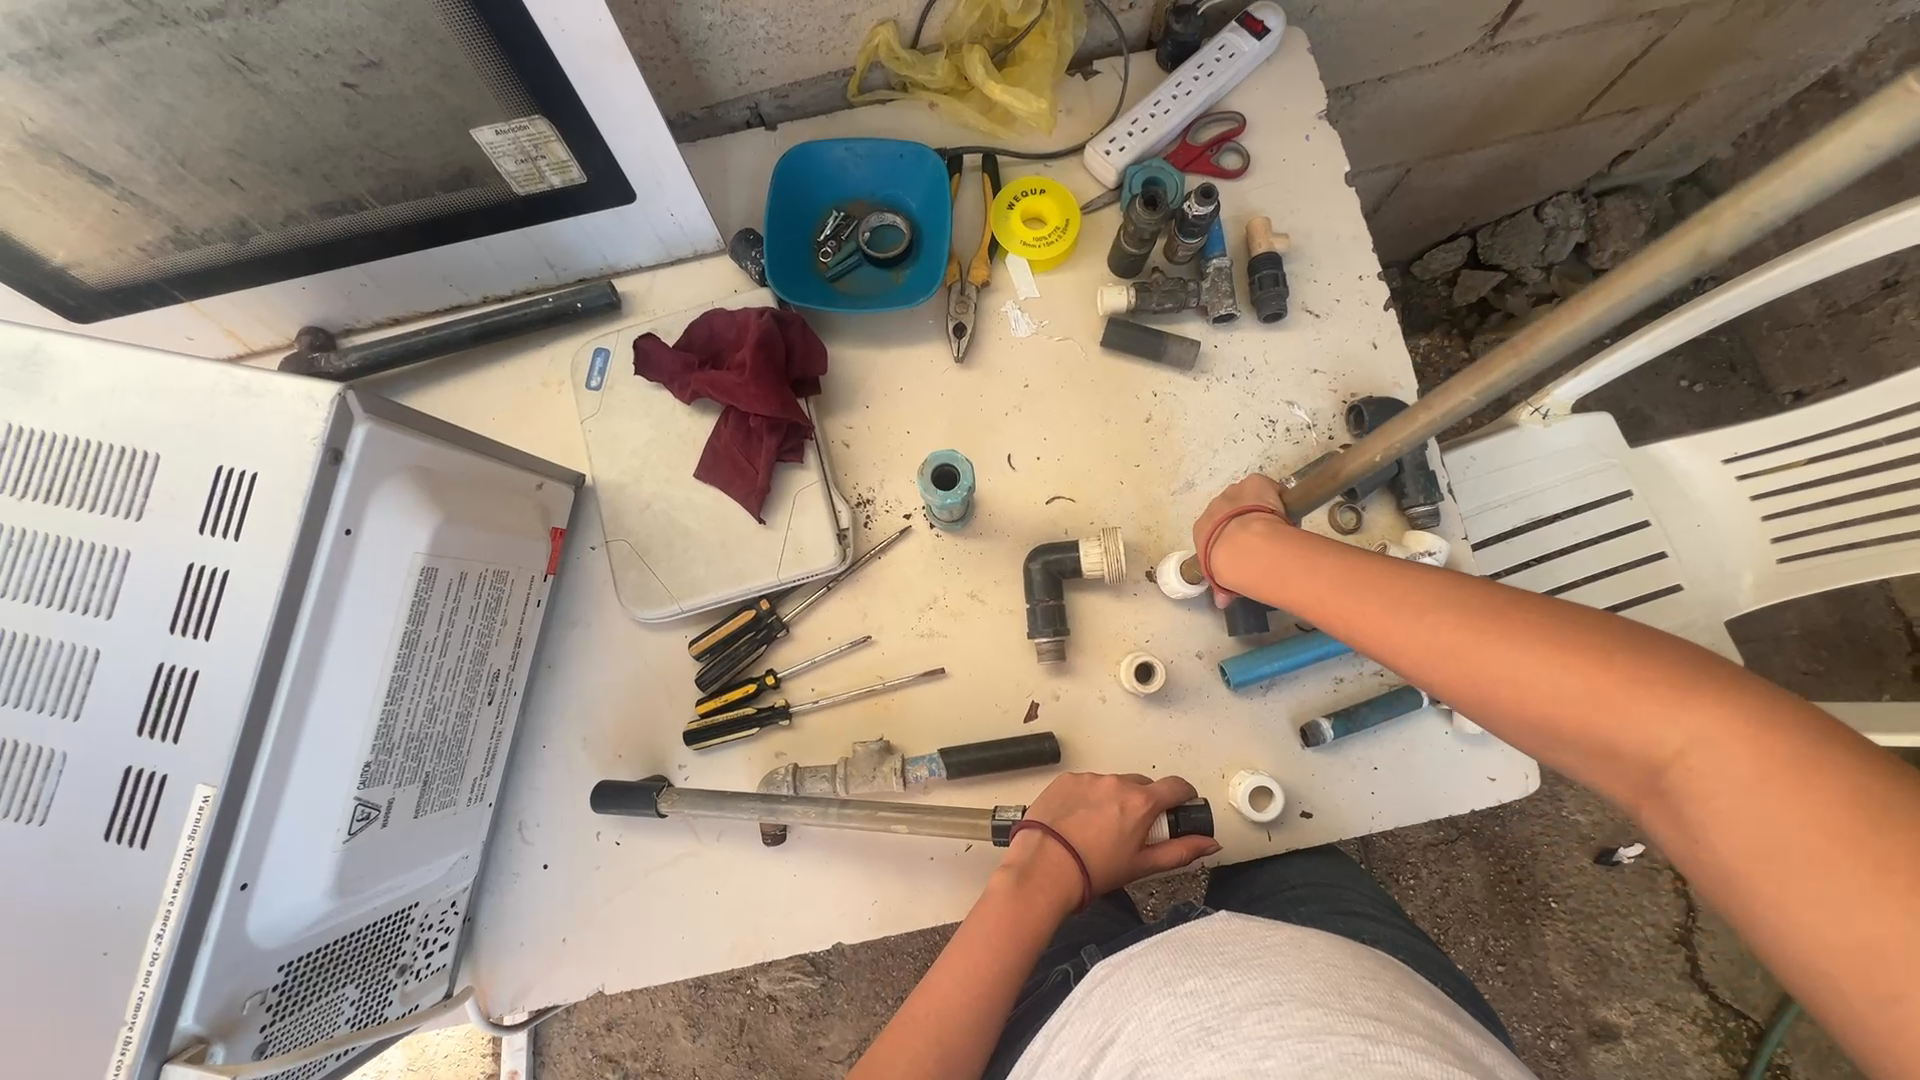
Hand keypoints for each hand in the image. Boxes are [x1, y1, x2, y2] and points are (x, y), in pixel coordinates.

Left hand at [999, 773, 1220, 916]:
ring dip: (1113, 799)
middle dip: (1145, 802)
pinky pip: (1085, 784)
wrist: (1043, 867)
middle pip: (1142, 785)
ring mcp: (1088, 778)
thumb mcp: (1142, 865)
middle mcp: (1116, 782)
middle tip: (1135, 830)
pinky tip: (1077, 821)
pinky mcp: (1065, 780)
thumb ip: (1181, 851)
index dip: (1183, 795)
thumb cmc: (1095, 870)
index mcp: (1141, 802)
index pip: (1176, 785)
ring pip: (1112, 784)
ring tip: (1099, 829)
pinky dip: (1087, 798)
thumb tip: (1211, 843)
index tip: (1181, 807)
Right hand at [1192, 474, 1292, 606]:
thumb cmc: (1226, 565)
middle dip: (1244, 520)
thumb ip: (1222, 588)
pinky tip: (1284, 509)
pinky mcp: (1252, 483)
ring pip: (1247, 496)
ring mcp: (1233, 493)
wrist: (1241, 546)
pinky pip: (1264, 485)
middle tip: (1262, 536)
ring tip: (1276, 524)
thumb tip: (1221, 603)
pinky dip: (1274, 494)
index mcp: (1201, 529)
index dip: (1230, 536)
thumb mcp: (1220, 579)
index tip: (1244, 546)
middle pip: (1230, 509)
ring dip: (1259, 506)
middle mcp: (1213, 507)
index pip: (1215, 529)